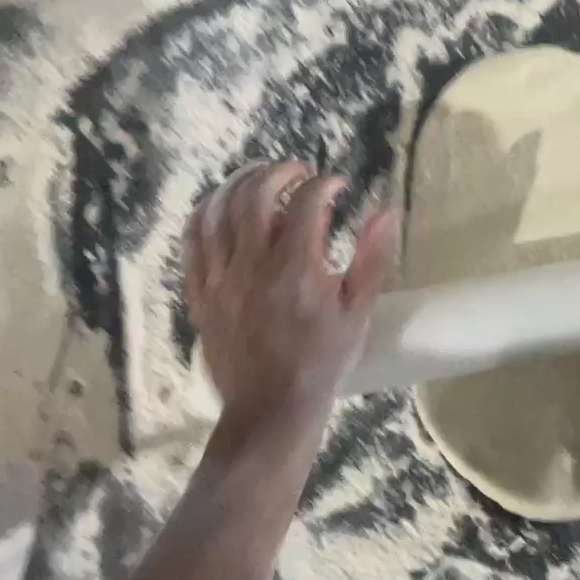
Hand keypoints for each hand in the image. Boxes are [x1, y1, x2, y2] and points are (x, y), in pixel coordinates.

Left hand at [184, 163, 398, 422]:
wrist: (272, 407)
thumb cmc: (322, 360)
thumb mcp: (358, 311)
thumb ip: (372, 256)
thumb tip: (387, 208)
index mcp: (296, 267)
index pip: (306, 202)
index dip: (324, 185)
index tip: (337, 186)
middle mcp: (252, 264)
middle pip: (255, 194)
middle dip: (279, 172)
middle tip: (299, 173)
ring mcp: (220, 278)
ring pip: (217, 211)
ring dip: (239, 184)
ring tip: (260, 179)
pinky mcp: (200, 293)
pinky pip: (192, 242)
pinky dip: (205, 215)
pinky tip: (220, 208)